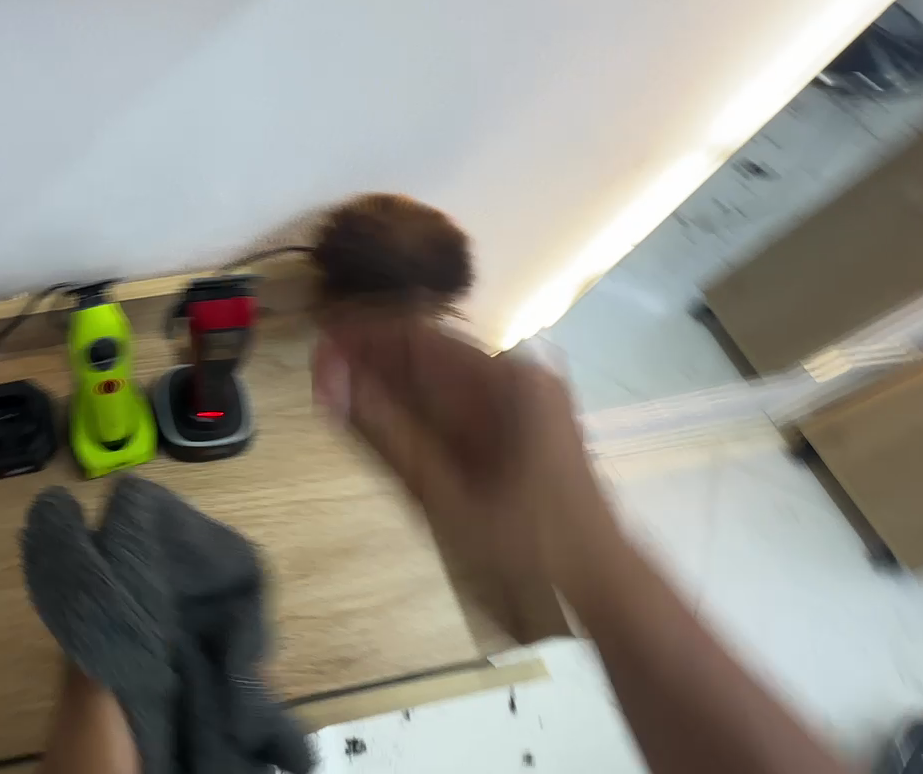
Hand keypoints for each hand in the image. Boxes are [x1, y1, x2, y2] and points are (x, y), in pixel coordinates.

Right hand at [311, 309, 621, 597]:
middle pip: (425, 349)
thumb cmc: (529, 547)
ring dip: (385, 379)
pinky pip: (452, 396)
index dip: (363, 336)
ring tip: (336, 388)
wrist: (605, 587)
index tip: (318, 343)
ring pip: (434, 372)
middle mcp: (516, 373)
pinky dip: (411, 402)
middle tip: (319, 371)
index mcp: (509, 380)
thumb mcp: (444, 493)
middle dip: (369, 358)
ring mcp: (520, 395)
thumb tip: (328, 381)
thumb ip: (383, 432)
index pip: (419, 336)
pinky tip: (377, 410)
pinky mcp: (515, 419)